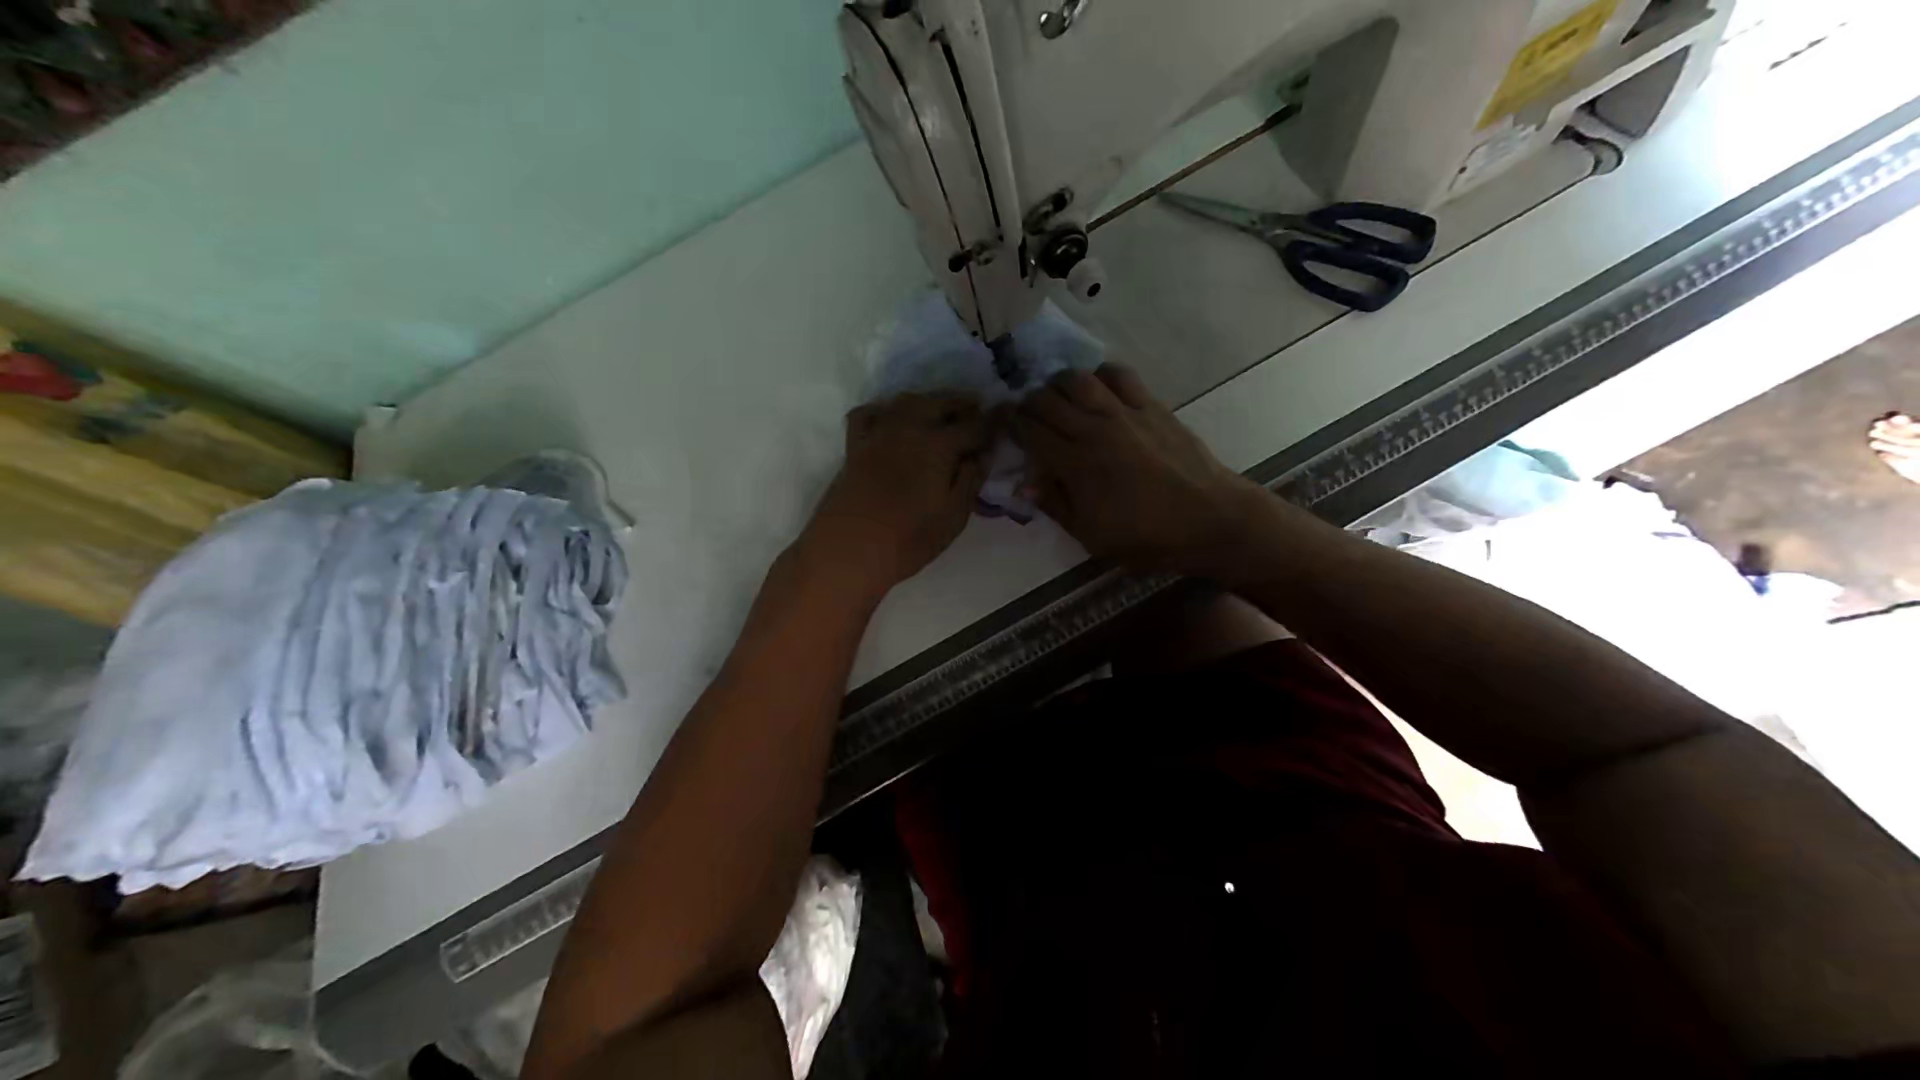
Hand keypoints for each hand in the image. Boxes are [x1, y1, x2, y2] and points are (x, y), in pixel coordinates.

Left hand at [795, 393, 996, 597]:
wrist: (849, 549)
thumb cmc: (908, 539)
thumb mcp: (954, 517)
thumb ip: (971, 481)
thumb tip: (981, 456)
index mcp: (939, 445)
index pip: (975, 425)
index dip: (994, 422)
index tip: (1006, 418)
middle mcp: (909, 428)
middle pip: (941, 401)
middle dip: (962, 402)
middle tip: (977, 407)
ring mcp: (878, 432)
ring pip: (907, 400)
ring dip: (929, 400)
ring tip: (942, 410)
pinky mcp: (854, 445)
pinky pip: (869, 412)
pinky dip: (885, 409)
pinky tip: (893, 419)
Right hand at [1011, 364, 1267, 575]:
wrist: (1209, 519)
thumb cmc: (1147, 537)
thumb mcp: (1092, 536)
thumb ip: (1056, 506)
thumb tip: (1025, 482)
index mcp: (1075, 465)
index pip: (1031, 432)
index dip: (1012, 425)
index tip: (1004, 424)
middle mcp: (1094, 430)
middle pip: (1048, 401)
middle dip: (1028, 403)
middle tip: (1026, 412)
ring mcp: (1124, 412)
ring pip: (1078, 380)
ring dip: (1058, 383)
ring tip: (1055, 393)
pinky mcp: (1151, 405)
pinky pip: (1119, 375)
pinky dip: (1100, 374)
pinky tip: (1097, 386)